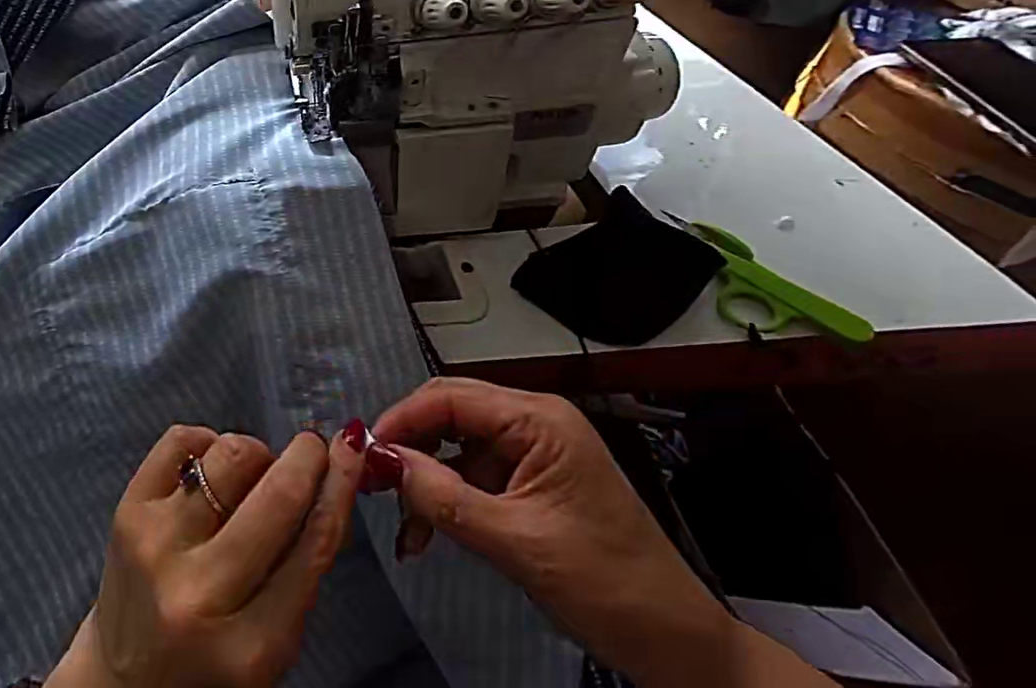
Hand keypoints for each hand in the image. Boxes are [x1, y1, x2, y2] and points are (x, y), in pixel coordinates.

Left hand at [46, 425, 366, 687]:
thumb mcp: (271, 643)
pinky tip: (213, 459)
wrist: (123, 678)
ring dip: (255, 452)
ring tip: (254, 472)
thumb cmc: (210, 664)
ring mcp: (157, 543)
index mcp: (251, 645)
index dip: (339, 487)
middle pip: (275, 497)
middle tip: (312, 446)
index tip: (350, 449)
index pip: (312, 546)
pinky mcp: (127, 510)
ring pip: (228, 457)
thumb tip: (331, 479)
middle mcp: (200, 589)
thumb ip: (301, 571)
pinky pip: (178, 441)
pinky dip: (206, 438)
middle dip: (305, 458)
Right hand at [373, 378, 832, 687]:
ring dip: (423, 481)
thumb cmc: (609, 587)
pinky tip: (427, 532)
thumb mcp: (517, 542)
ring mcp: (530, 450)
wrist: (680, 649)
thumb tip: (379, 460)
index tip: (366, 455)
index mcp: (540, 421)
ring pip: (450, 445)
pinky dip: (443, 498)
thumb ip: (442, 496)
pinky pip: (467, 472)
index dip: (400, 420)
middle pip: (445, 414)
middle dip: (408, 449)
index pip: (447, 397)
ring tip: (407, 527)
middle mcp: (533, 422)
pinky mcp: (527, 478)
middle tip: (376, 484)